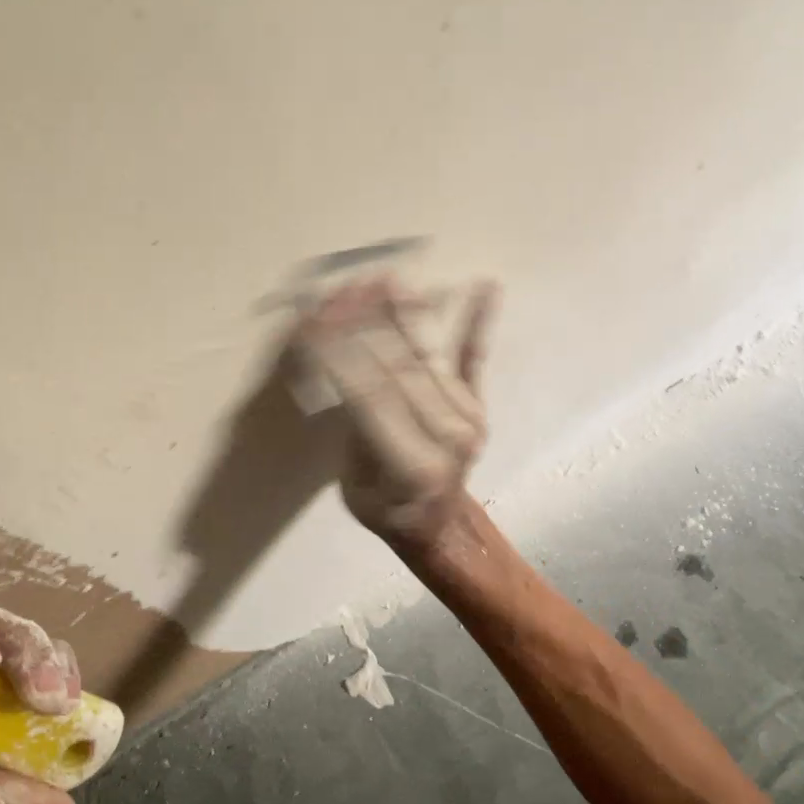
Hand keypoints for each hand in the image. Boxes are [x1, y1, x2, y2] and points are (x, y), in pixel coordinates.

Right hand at [297, 275, 498, 549]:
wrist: (441, 526)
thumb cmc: (388, 511)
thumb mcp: (355, 486)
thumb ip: (357, 433)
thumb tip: (345, 369)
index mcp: (413, 465)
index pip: (371, 397)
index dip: (342, 355)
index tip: (316, 318)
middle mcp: (448, 436)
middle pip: (400, 369)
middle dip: (367, 326)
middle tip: (344, 288)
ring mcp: (468, 417)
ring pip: (429, 358)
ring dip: (408, 315)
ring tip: (391, 277)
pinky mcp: (478, 405)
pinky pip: (475, 360)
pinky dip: (479, 323)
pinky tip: (487, 286)